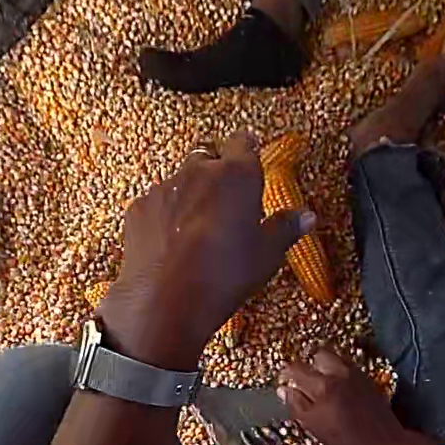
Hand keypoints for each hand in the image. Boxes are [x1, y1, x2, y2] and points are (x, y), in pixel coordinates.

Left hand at [97, 133, 312, 369]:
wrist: (167, 301)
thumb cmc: (226, 275)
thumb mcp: (266, 255)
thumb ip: (285, 228)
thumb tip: (307, 216)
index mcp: (237, 175)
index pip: (244, 142)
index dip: (247, 151)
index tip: (250, 162)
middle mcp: (198, 171)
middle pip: (208, 157)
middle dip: (216, 173)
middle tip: (224, 204)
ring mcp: (163, 188)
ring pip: (179, 181)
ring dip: (188, 196)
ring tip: (194, 231)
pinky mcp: (138, 209)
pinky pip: (156, 205)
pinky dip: (163, 217)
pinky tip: (168, 245)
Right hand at [278, 348, 415, 444]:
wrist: (382, 444)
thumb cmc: (344, 439)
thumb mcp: (313, 426)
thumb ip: (297, 405)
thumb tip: (284, 389)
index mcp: (321, 385)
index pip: (297, 368)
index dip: (287, 372)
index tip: (284, 378)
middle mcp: (339, 373)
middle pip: (319, 354)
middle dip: (310, 363)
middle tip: (304, 377)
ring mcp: (356, 374)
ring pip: (336, 358)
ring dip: (326, 365)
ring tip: (322, 381)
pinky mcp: (368, 380)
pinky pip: (349, 367)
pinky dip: (340, 371)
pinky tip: (339, 387)